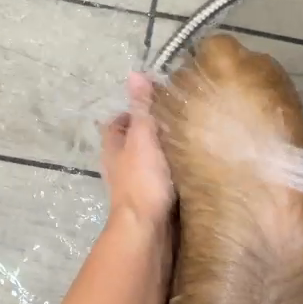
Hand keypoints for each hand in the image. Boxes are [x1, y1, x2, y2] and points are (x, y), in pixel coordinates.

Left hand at [101, 72, 174, 227]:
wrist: (146, 229)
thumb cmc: (141, 180)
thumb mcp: (142, 137)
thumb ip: (141, 109)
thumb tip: (134, 74)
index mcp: (112, 147)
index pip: (119, 121)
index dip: (133, 110)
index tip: (157, 102)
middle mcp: (119, 165)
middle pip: (133, 142)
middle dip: (151, 132)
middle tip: (179, 121)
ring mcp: (133, 185)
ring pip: (147, 161)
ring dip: (162, 154)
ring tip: (189, 142)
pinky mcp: (149, 201)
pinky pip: (160, 180)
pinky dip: (171, 174)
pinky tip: (190, 170)